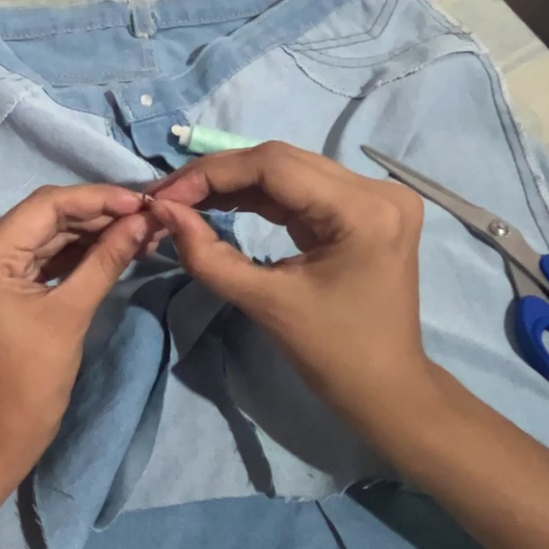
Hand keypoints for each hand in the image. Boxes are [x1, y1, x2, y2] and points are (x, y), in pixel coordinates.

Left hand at [0, 184, 151, 470]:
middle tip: (147, 214)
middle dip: (97, 214)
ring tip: (138, 228)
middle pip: (44, 216)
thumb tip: (142, 220)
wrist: (1, 429)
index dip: (96, 198)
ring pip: (44, 232)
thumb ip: (107, 259)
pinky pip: (38, 253)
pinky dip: (73, 250)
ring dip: (90, 231)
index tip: (141, 200)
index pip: (45, 206)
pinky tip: (112, 244)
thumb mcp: (73, 312)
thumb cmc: (33, 378)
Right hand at [145, 142, 434, 429]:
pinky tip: (217, 203)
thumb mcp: (263, 302)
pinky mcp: (360, 207)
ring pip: (284, 168)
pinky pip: (296, 187)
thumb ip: (207, 255)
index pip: (273, 166)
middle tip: (168, 196)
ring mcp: (372, 196)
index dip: (212, 174)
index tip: (166, 196)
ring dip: (231, 181)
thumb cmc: (332, 353)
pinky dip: (253, 195)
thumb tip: (163, 210)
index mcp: (363, 210)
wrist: (385, 388)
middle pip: (279, 160)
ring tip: (185, 199)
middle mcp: (375, 190)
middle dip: (217, 175)